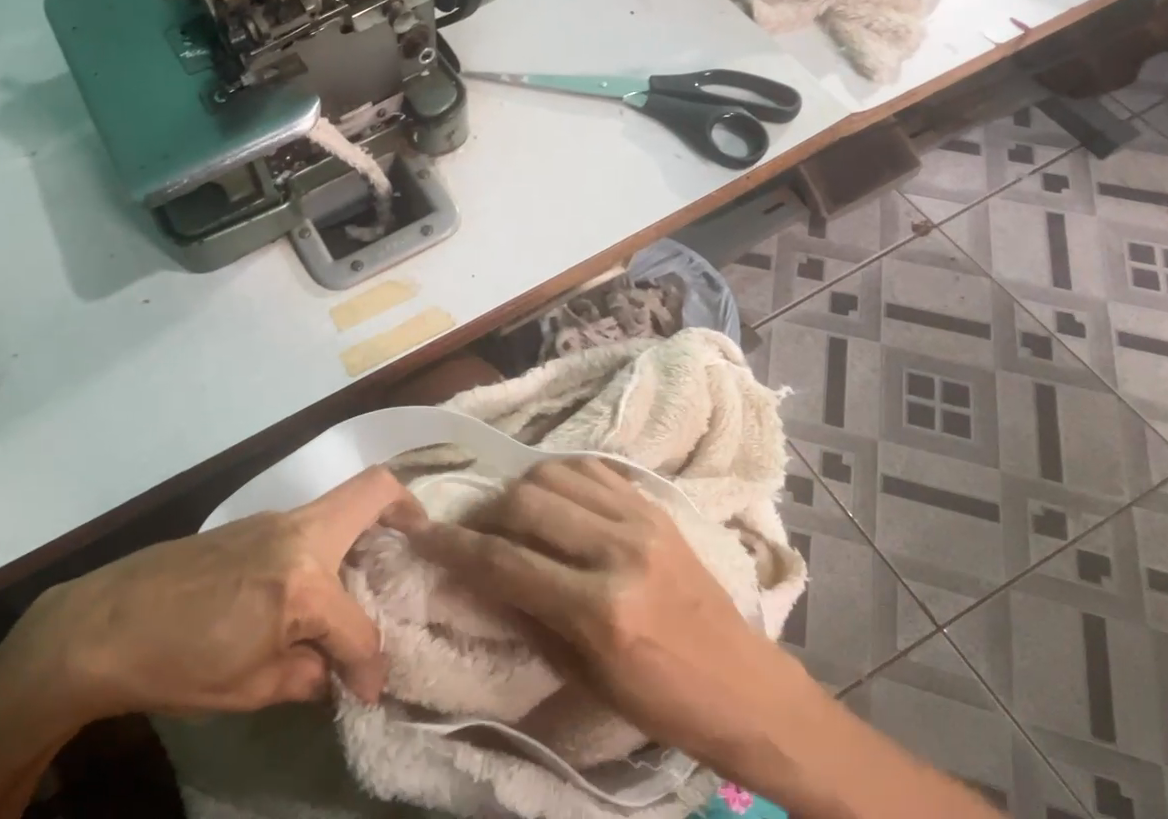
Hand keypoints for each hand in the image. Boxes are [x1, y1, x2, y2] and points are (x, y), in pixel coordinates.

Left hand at [9, 467, 421, 720]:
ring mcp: (266, 521)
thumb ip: (307, 673)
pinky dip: (323, 547)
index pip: (359, 628)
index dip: (370, 667)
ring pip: (336, 508)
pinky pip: (303, 526)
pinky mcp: (243, 525)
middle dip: (405, 512)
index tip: (366, 692)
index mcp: (301, 580)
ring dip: (360, 535)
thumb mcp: (251, 687)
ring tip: (364, 584)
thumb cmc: (176, 663)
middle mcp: (293, 534)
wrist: (98, 625)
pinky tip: (307, 591)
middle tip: (418, 546)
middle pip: (369, 493)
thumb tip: (332, 669)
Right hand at [390, 457, 807, 767]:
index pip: (505, 560)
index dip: (453, 545)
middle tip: (470, 532)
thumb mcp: (582, 675)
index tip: (420, 533)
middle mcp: (618, 552)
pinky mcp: (657, 507)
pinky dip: (558, 477)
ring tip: (510, 516)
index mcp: (599, 608)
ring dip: (518, 491)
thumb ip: (524, 615)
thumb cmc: (661, 700)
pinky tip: (552, 500)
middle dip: (483, 515)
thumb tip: (474, 575)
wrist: (746, 687)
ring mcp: (642, 521)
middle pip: (523, 503)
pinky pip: (591, 468)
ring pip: (553, 474)